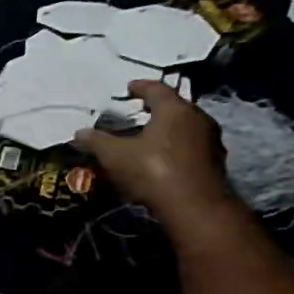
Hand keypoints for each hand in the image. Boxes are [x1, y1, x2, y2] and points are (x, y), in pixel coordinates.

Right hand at [73, 80, 238, 227]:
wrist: (194, 206)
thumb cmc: (153, 171)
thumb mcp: (114, 155)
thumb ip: (96, 141)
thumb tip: (79, 133)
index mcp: (175, 110)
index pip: (157, 89)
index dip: (140, 87)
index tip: (128, 87)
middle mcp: (198, 119)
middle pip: (174, 107)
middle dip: (154, 108)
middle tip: (136, 112)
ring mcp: (209, 140)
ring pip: (183, 126)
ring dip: (165, 128)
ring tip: (145, 136)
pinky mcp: (213, 161)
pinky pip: (189, 145)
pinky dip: (173, 145)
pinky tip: (159, 157)